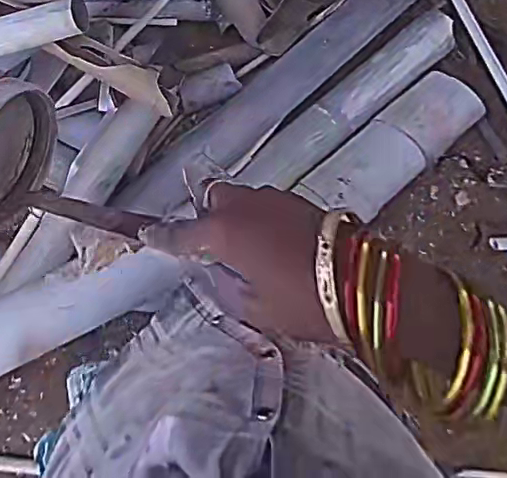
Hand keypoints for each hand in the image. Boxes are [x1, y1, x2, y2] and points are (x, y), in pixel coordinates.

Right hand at [143, 183, 341, 345]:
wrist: (358, 278)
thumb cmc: (301, 300)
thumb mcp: (257, 309)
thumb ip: (230, 286)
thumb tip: (223, 271)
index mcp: (225, 233)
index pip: (183, 233)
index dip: (163, 236)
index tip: (147, 233)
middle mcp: (243, 206)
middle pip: (212, 197)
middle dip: (206, 214)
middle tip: (211, 243)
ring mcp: (271, 198)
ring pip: (241, 198)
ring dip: (235, 216)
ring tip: (246, 247)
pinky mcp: (295, 199)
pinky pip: (264, 204)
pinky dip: (259, 218)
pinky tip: (271, 243)